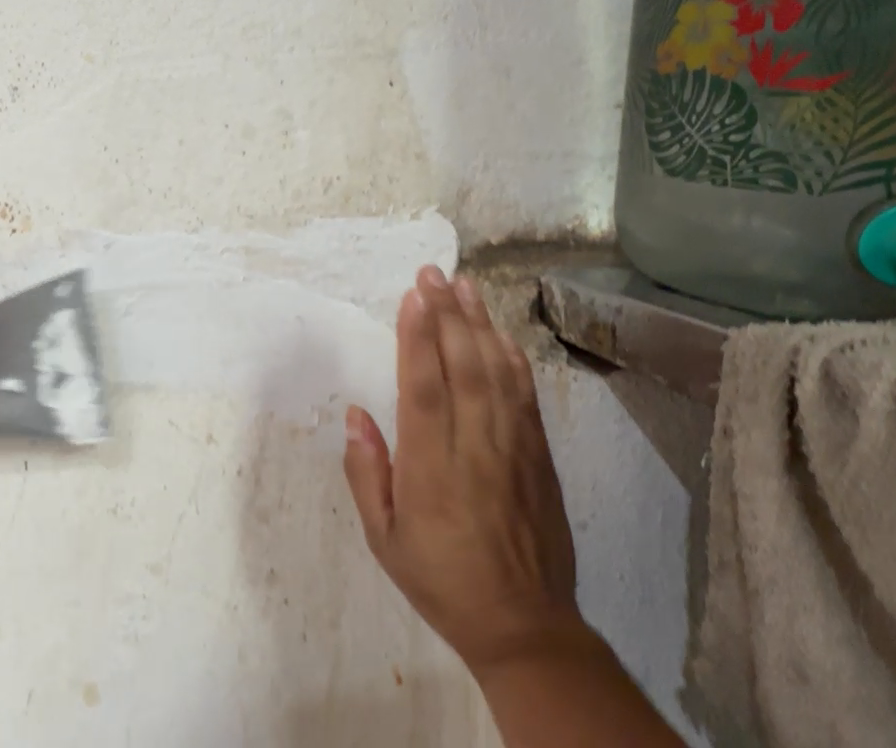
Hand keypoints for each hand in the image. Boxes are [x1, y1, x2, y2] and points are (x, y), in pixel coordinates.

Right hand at [343, 266, 586, 674]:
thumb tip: (357, 415)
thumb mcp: (384, 538)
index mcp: (431, 468)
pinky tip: (500, 334)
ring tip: (465, 286)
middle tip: (434, 273)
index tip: (412, 296)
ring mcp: (514, 448)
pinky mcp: (539, 456)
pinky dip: (512, 358)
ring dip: (481, 325)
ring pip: (498, 372)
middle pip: (463, 366)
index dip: (418, 336)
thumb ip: (368, 474)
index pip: (424, 387)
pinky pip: (525, 396)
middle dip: (448, 314)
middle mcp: (475, 447)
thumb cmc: (440, 578)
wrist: (523, 622)